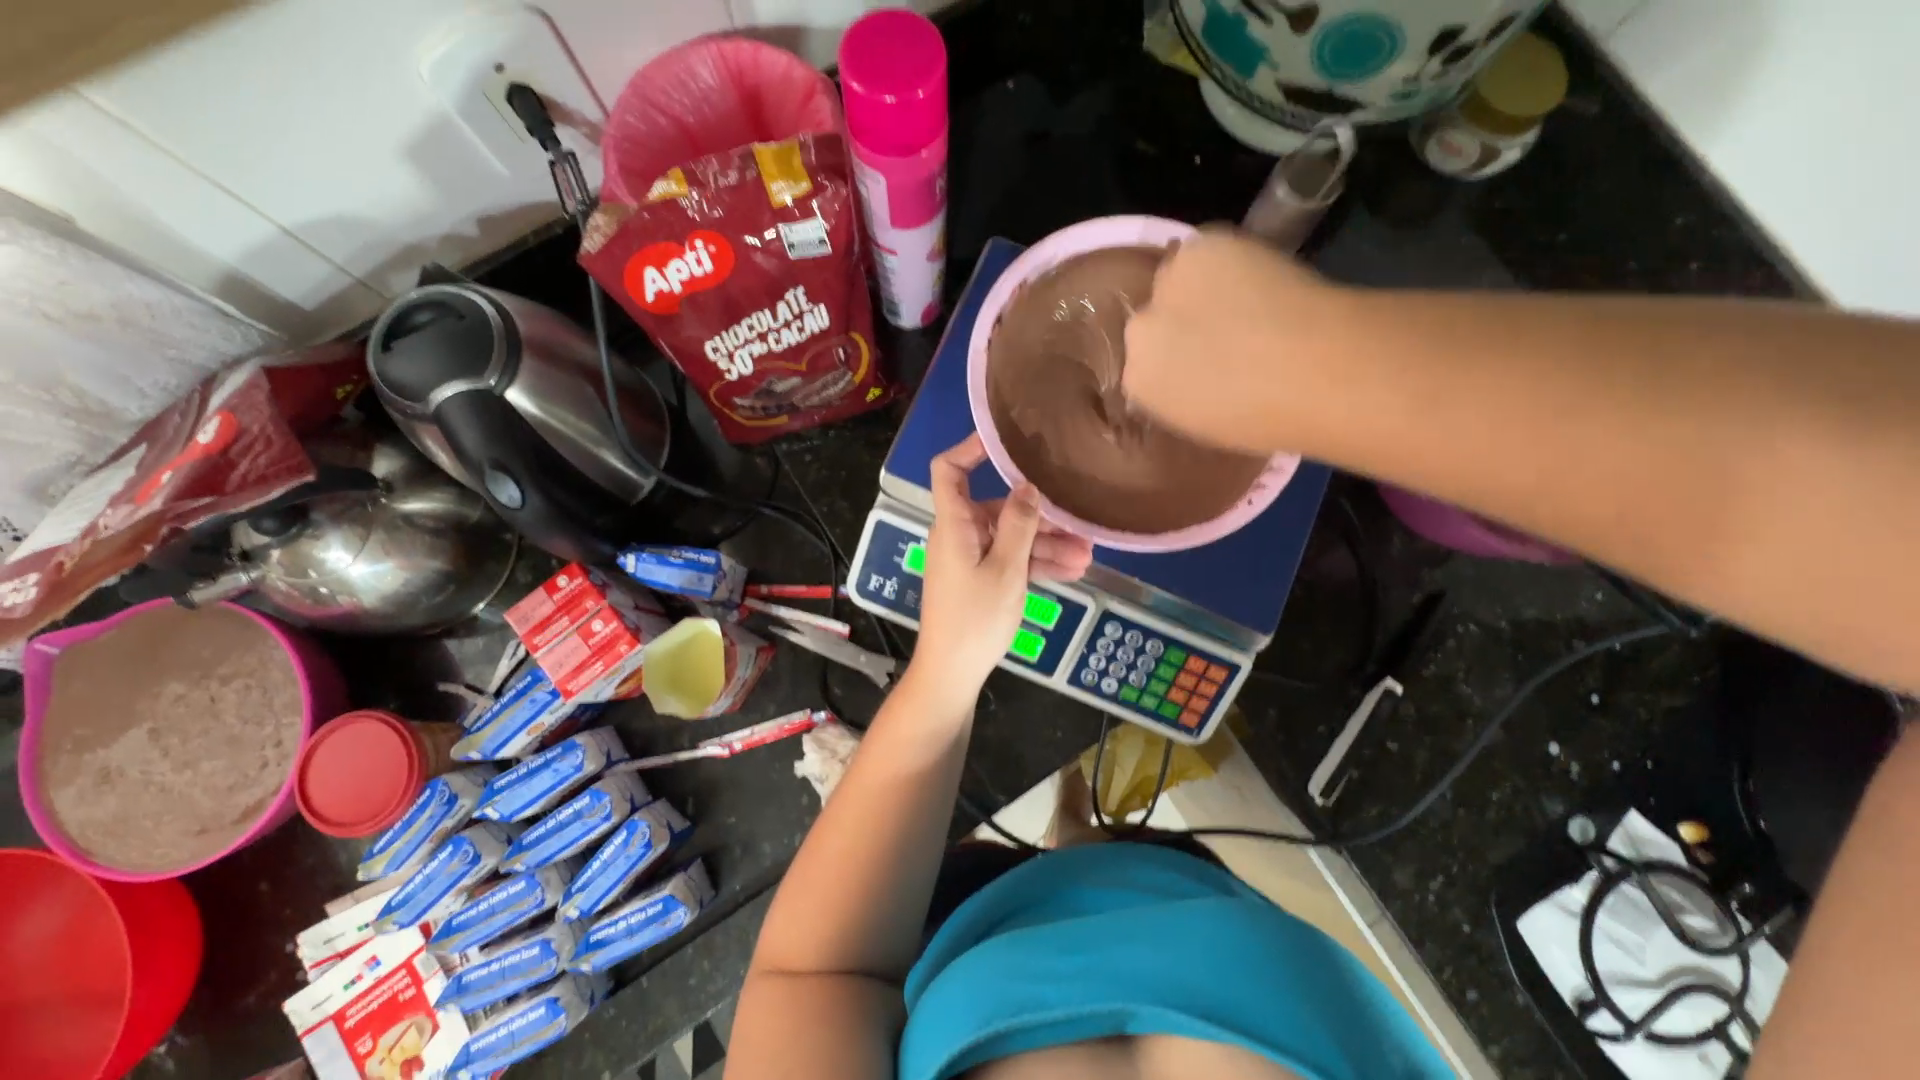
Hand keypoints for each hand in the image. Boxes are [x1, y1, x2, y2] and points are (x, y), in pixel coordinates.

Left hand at [912, 435, 1093, 692]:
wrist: (953, 673)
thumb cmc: (975, 618)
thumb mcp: (1006, 569)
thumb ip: (1019, 524)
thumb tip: (1028, 485)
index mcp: (954, 524)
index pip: (949, 470)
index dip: (972, 448)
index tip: (1009, 441)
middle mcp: (959, 534)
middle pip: (999, 507)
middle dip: (1040, 514)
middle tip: (1080, 523)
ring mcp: (970, 558)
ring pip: (1011, 538)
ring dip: (1047, 544)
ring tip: (1087, 554)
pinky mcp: (980, 580)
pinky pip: (1011, 561)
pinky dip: (1037, 564)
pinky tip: (1073, 572)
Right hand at [1122, 226, 1341, 454]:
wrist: (1314, 370)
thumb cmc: (1269, 418)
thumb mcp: (1211, 424)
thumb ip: (1188, 395)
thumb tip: (1198, 377)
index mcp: (1139, 384)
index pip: (1145, 366)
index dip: (1178, 362)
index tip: (1207, 366)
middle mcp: (1141, 333)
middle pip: (1154, 319)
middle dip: (1181, 323)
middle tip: (1225, 333)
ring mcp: (1167, 287)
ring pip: (1176, 280)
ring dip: (1198, 288)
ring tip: (1244, 302)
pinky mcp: (1200, 250)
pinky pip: (1206, 252)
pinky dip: (1227, 260)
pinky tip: (1258, 279)